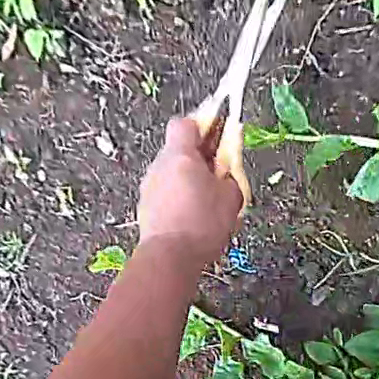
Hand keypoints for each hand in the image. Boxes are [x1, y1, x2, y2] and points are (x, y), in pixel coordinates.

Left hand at [136, 118, 243, 269]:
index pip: (186, 123)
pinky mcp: (147, 206)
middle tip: (222, 174)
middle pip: (180, 149)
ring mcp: (150, 185)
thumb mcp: (232, 198)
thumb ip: (231, 177)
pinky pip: (168, 193)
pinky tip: (196, 217)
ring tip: (210, 201)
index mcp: (181, 155)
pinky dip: (181, 198)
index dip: (204, 125)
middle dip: (201, 158)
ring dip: (191, 180)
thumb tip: (228, 171)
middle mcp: (160, 164)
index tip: (221, 134)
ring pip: (174, 173)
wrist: (170, 255)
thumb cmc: (203, 222)